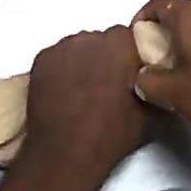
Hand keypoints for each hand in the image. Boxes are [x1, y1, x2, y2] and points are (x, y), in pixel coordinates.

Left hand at [16, 27, 147, 187]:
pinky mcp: (42, 58)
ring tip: (81, 91)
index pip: (130, 37)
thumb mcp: (146, 111)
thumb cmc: (110, 134)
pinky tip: (61, 93)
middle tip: (105, 85)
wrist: (64, 154)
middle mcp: (92, 37)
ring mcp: (64, 46)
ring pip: (79, 47)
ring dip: (82, 62)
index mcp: (121, 44)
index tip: (128, 74)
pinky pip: (57, 57)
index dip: (129, 56)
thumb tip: (146, 77)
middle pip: (102, 40)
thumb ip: (149, 83)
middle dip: (105, 58)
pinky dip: (60, 70)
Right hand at [133, 0, 190, 150]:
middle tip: (150, 54)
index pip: (160, 1)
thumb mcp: (174, 94)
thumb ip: (149, 81)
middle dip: (160, 27)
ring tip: (170, 67)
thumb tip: (141, 77)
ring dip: (180, 38)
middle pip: (179, 10)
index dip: (143, 15)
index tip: (135, 38)